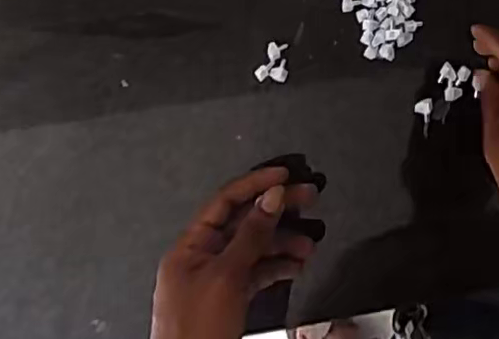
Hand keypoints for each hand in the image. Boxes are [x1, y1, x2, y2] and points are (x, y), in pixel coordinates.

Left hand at [151, 166, 320, 338]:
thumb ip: (252, 233)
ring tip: (308, 244)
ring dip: (284, 243)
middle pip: (244, 222)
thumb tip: (272, 197)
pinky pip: (257, 272)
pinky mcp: (228, 300)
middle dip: (278, 211)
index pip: (226, 200)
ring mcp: (215, 280)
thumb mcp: (227, 277)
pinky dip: (277, 266)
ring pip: (255, 248)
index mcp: (190, 247)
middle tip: (307, 198)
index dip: (256, 183)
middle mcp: (201, 258)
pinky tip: (296, 265)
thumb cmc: (196, 335)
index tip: (284, 175)